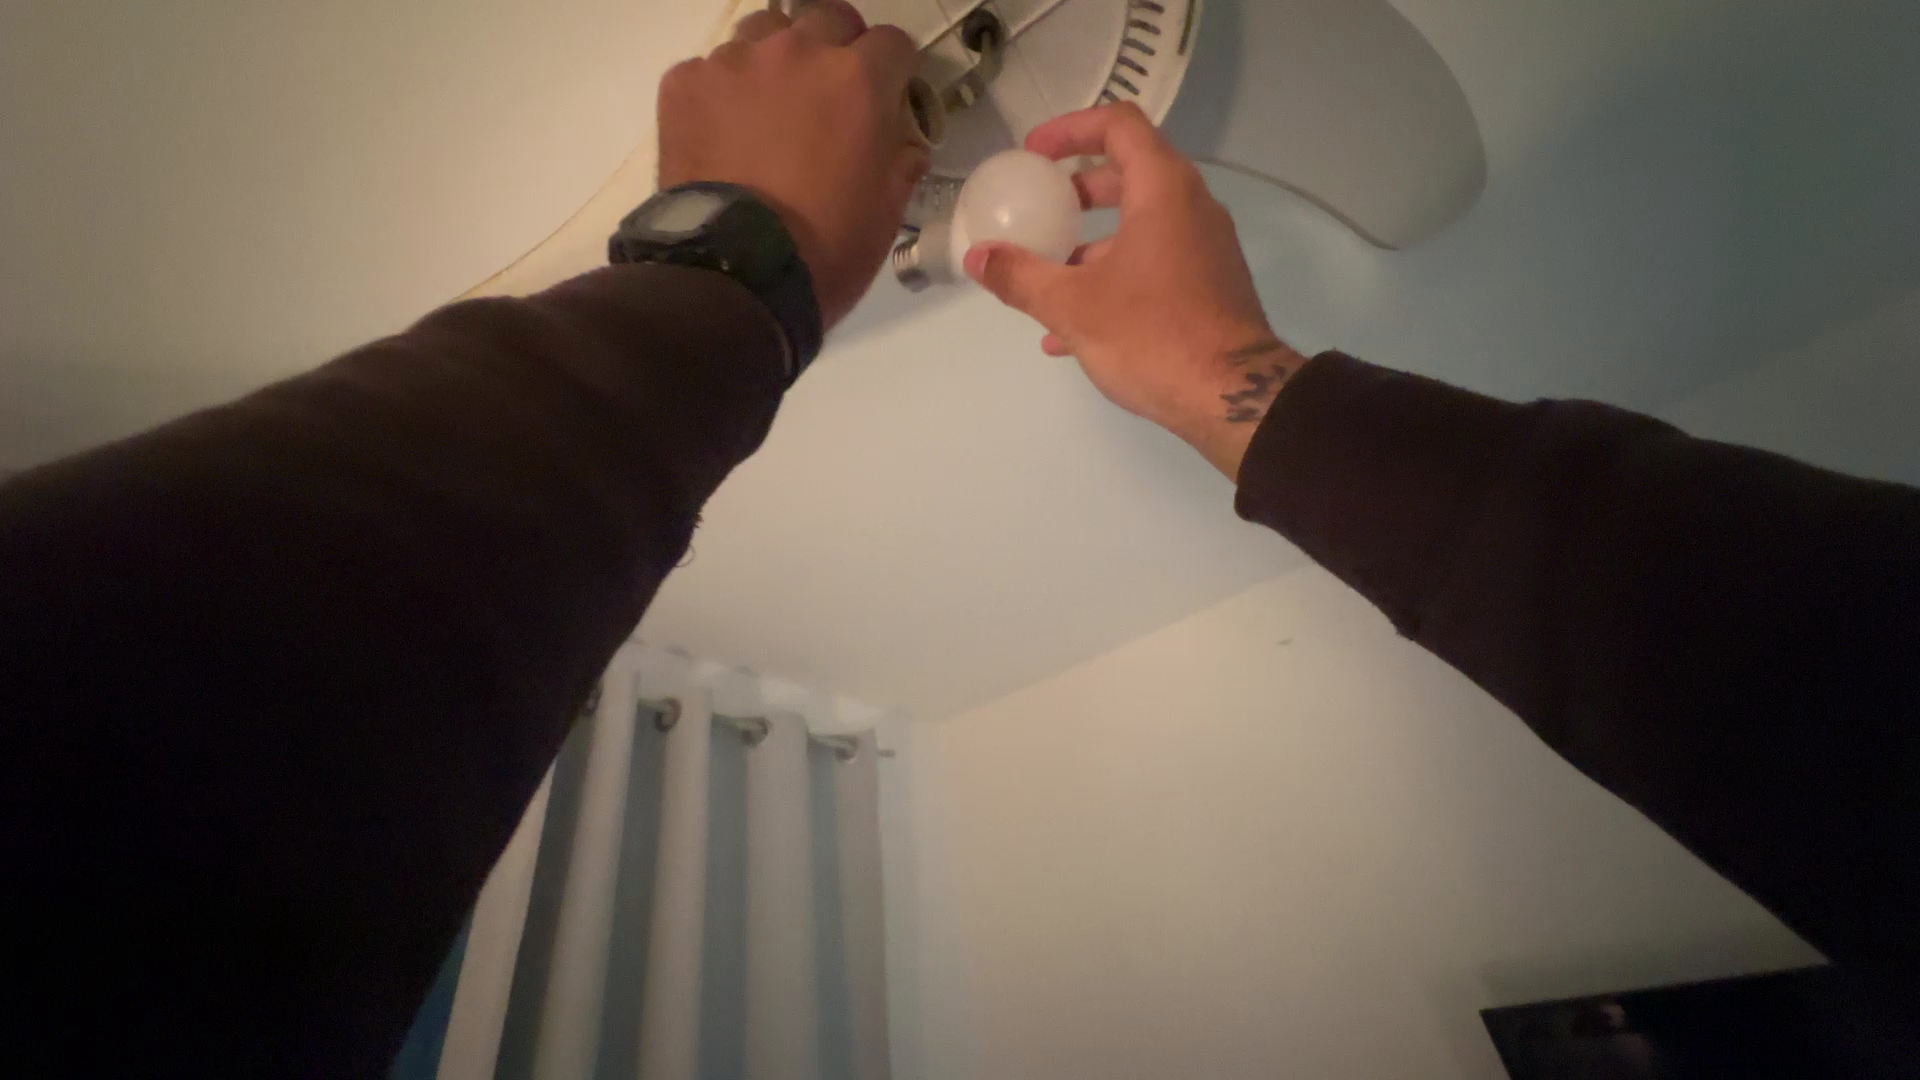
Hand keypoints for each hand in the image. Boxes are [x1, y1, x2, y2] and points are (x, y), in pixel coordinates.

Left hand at [658, 1, 929, 329]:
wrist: (737, 276)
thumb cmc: (826, 251)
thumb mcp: (885, 215)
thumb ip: (901, 163)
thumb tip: (906, 144)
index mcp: (857, 82)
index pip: (894, 45)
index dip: (896, 73)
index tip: (891, 98)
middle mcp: (798, 52)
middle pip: (829, 19)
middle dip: (840, 50)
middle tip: (834, 98)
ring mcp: (735, 62)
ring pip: (767, 32)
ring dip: (781, 61)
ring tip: (775, 110)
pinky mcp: (685, 83)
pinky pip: (714, 70)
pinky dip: (727, 94)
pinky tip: (727, 137)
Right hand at [964, 104, 1304, 480]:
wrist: (1228, 396)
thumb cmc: (1151, 337)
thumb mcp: (1073, 307)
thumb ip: (1021, 277)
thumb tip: (977, 258)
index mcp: (1163, 191)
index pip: (1117, 126)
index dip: (1070, 129)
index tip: (1034, 155)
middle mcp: (1191, 209)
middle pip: (1128, 177)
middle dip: (1076, 193)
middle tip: (1040, 210)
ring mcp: (1203, 251)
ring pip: (1138, 231)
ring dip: (1088, 250)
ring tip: (1045, 283)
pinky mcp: (1206, 290)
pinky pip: (1151, 269)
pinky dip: (1112, 283)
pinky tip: (1070, 334)